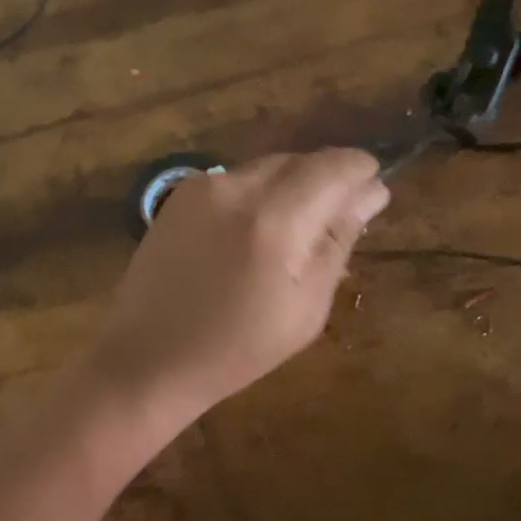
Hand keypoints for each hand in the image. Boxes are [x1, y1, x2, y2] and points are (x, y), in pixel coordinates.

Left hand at [86, 149, 390, 419]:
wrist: (148, 359)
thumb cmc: (236, 350)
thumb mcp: (305, 308)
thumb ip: (337, 242)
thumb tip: (369, 193)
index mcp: (275, 219)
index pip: (334, 166)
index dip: (361, 172)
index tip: (373, 193)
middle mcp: (236, 187)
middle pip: (299, 161)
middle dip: (326, 181)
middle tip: (338, 223)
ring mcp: (201, 188)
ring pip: (266, 169)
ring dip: (291, 189)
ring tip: (294, 237)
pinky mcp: (177, 197)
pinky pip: (235, 183)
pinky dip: (256, 198)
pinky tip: (253, 239)